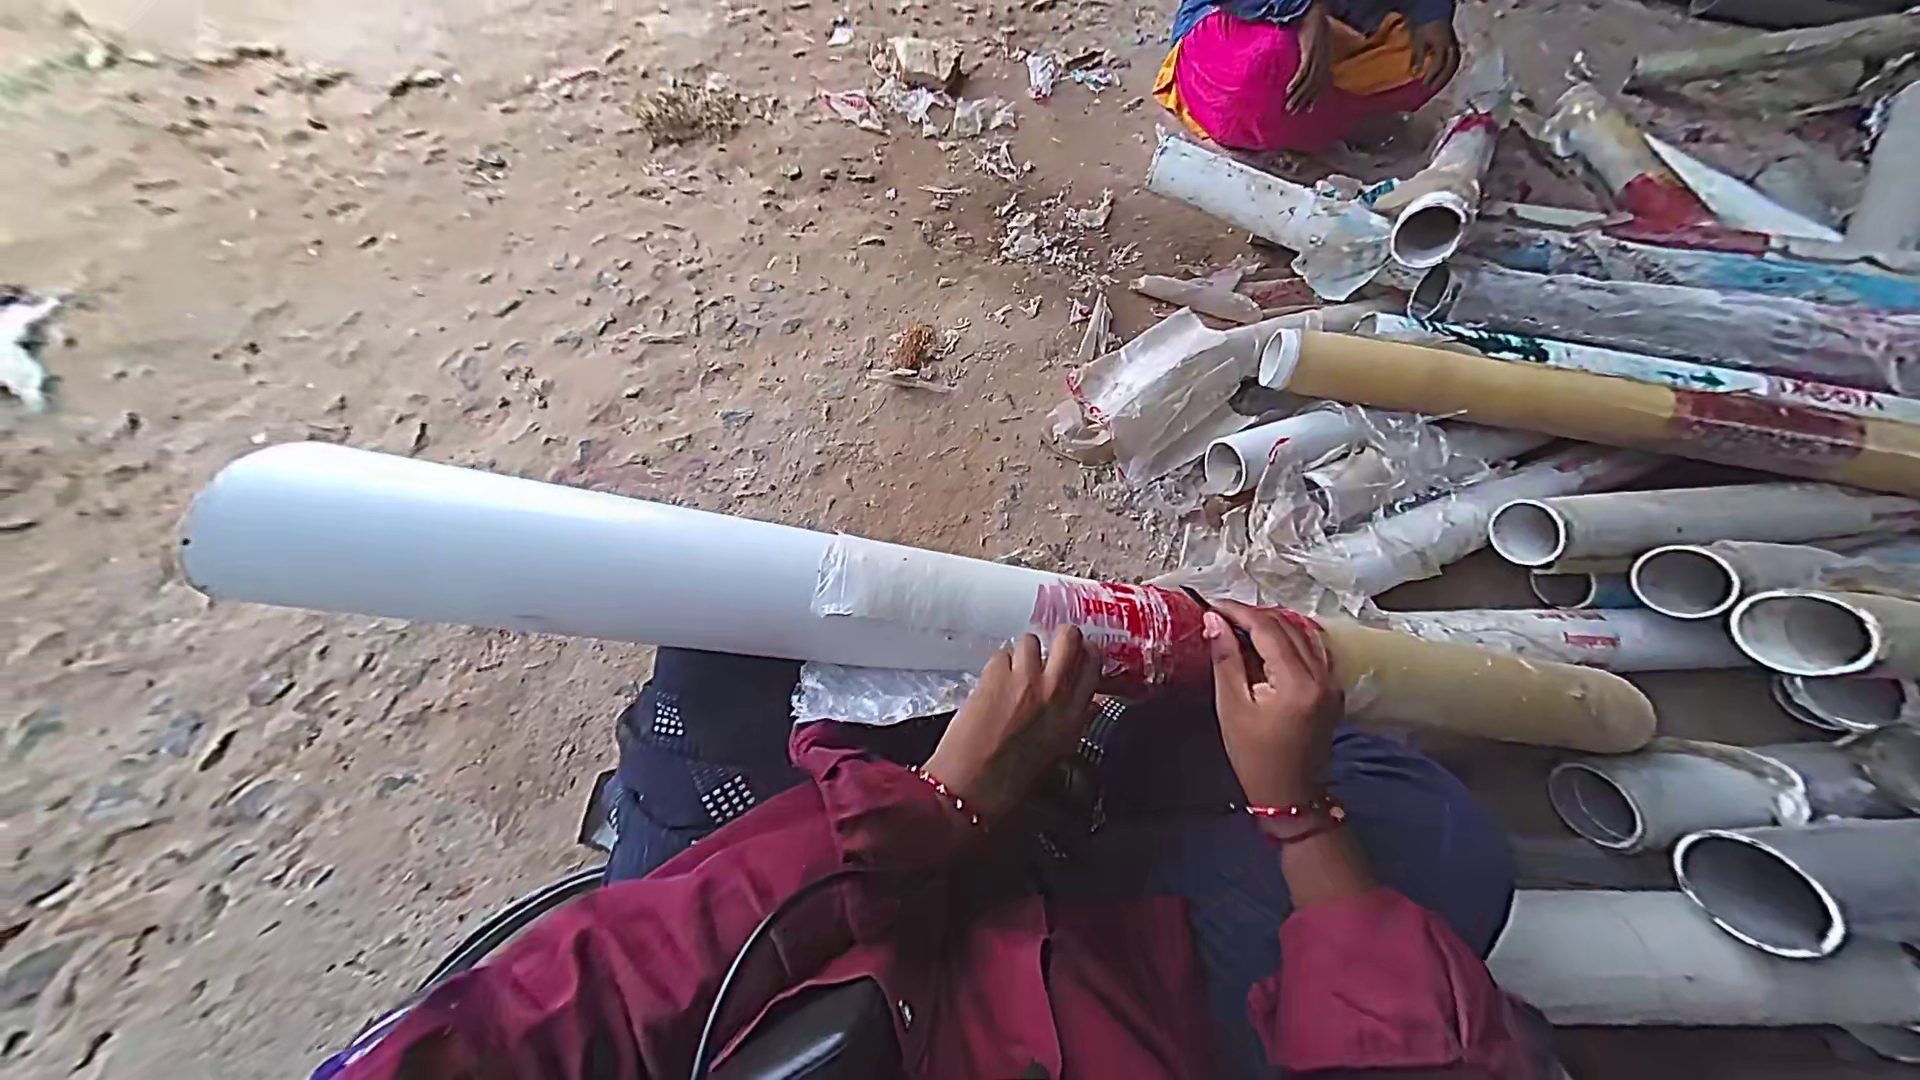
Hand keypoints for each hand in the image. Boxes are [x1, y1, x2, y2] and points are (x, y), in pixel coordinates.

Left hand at [922, 627, 1101, 822]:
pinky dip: (998, 667)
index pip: (1093, 663)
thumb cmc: (1013, 776)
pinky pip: (1001, 655)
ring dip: (1023, 653)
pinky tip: (993, 686)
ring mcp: (1024, 680)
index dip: (1085, 651)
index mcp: (1074, 713)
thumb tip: (1091, 702)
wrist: (971, 785)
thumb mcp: (1059, 750)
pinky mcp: (995, 676)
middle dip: (1061, 637)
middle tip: (1050, 650)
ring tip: (1014, 673)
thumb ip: (1077, 720)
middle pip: (1069, 637)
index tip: (1078, 652)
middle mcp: (1054, 691)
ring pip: (1031, 640)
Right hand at [1204, 600, 1342, 806]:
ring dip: (1269, 624)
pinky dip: (1286, 638)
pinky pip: (1310, 648)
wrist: (1289, 791)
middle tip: (1220, 615)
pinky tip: (1263, 643)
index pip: (1268, 629)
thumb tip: (1213, 619)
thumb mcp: (1232, 704)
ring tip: (1237, 625)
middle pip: (1287, 626)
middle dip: (1252, 615)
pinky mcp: (1332, 687)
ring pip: (1301, 633)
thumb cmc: (1253, 752)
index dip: (1238, 611)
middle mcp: (1322, 675)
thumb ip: (1225, 657)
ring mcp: (1332, 681)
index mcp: (1297, 682)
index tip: (1211, 605)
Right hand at [1286, 2, 1332, 113]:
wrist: (1312, 9)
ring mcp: (1318, 55)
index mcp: (1325, 57)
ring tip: (1289, 107)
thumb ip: (1309, 56)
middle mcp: (1323, 58)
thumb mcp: (1313, 43)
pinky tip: (1289, 91)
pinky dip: (1296, 82)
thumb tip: (1300, 68)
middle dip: (1305, 100)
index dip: (1316, 96)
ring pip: (1309, 81)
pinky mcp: (1310, 51)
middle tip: (1295, 112)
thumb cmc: (1310, 24)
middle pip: (1315, 84)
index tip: (1308, 109)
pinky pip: (1303, 71)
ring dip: (1299, 96)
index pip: (1322, 81)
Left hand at [1408, 19, 1458, 87]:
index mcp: (1443, 45)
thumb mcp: (1418, 42)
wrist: (1434, 12)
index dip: (1432, 75)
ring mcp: (1454, 45)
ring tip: (1437, 85)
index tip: (1424, 84)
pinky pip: (1454, 59)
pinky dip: (1448, 69)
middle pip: (1450, 65)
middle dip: (1441, 78)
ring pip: (1454, 62)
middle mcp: (1451, 45)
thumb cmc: (1425, 27)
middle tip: (1431, 88)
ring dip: (1446, 75)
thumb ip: (1418, 57)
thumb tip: (1415, 73)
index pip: (1439, 64)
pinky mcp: (1453, 45)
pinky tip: (1442, 76)